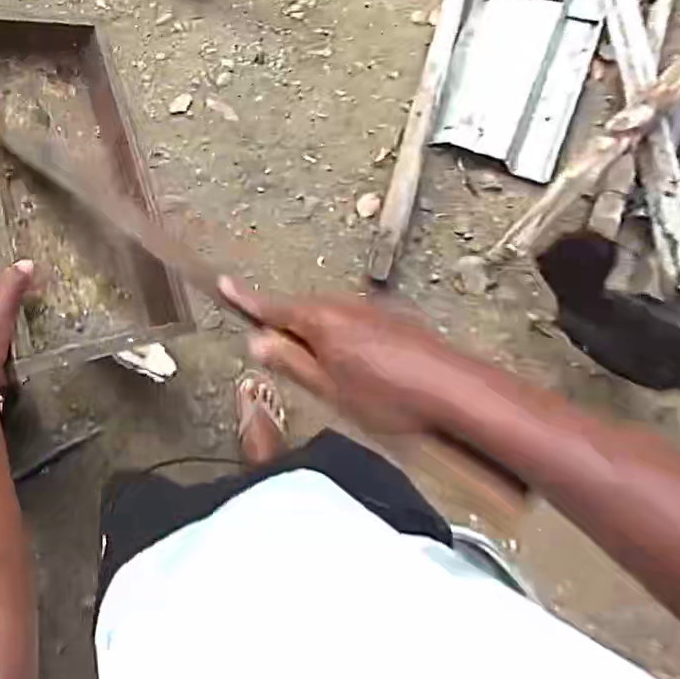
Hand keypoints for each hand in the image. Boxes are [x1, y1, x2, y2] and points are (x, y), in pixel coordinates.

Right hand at [219, 278, 471, 433]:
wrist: (456, 389)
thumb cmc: (388, 395)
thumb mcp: (328, 388)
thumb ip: (289, 361)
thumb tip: (255, 340)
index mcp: (319, 319)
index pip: (271, 307)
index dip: (244, 299)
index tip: (223, 283)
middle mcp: (340, 304)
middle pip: (299, 314)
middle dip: (288, 333)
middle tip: (288, 365)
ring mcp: (367, 308)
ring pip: (327, 320)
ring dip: (319, 339)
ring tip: (335, 379)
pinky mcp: (389, 317)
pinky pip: (351, 323)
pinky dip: (343, 339)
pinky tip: (364, 370)